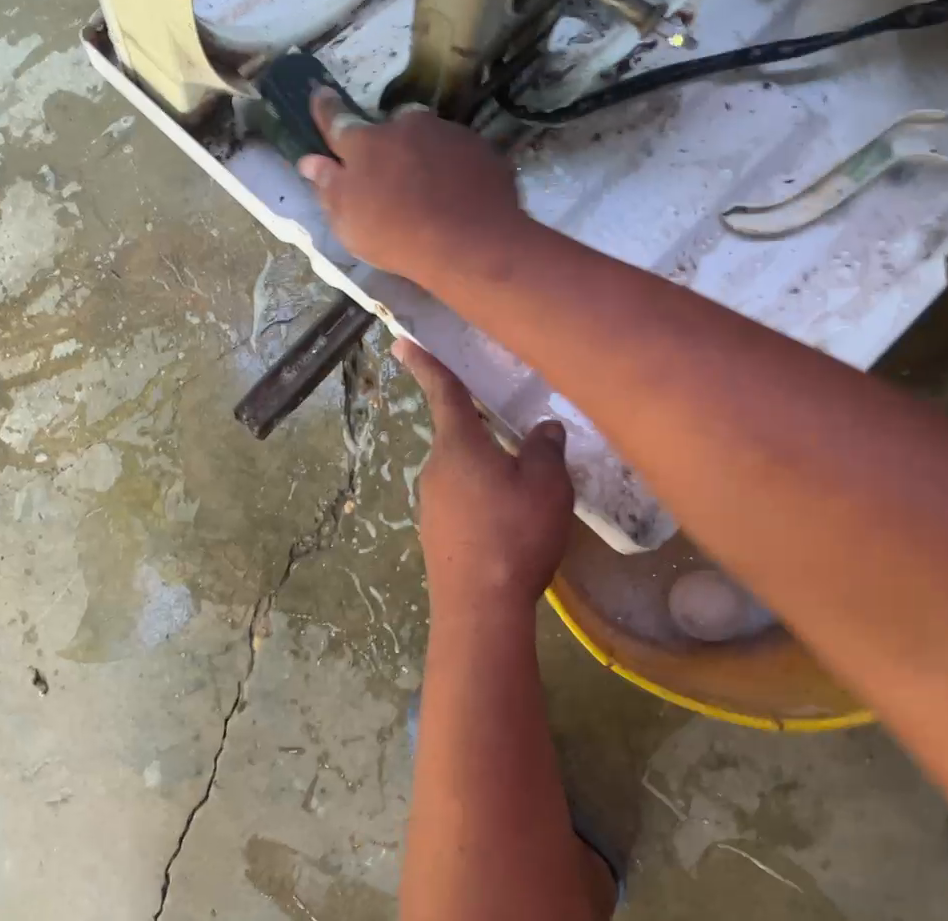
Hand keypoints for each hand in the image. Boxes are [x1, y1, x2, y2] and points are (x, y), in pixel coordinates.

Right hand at [297, 90, 526, 282]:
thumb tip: (310, 162)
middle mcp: (405, 126)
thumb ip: (327, 187)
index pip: (338, 120)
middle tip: (389, 172)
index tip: (319, 92)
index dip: (326, 108)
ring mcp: (446, 132)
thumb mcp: (347, 221)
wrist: (470, 243)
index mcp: (365, 143)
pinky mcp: (480, 147)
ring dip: (421, 152)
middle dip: (386, 139)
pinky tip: (454, 193)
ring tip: (427, 186)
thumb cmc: (396, 235)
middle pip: (390, 125)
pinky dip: (451, 166)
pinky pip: (457, 151)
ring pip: (427, 134)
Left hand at [395, 339, 573, 623]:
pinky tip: (508, 524)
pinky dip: (483, 501)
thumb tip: (544, 427)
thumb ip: (546, 449)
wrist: (478, 605)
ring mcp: (430, 502)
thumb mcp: (547, 485)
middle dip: (483, 432)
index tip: (401, 342)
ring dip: (488, 472)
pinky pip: (462, 501)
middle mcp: (435, 467)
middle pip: (459, 436)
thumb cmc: (514, 534)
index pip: (443, 392)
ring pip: (463, 471)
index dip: (426, 363)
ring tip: (526, 494)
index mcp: (458, 444)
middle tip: (517, 438)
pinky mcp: (436, 532)